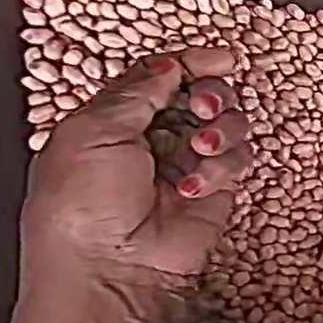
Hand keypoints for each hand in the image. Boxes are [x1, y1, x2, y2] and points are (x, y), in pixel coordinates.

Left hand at [21, 49, 251, 280]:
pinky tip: (194, 187)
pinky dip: (221, 168)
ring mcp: (191, 162)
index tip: (221, 58)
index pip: (163, 77)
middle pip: (205, 94)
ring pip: (230, 124)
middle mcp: (158, 136)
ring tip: (199, 151)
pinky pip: (239, 159)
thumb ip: (136, 92)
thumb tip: (169, 65)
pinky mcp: (219, 187)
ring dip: (221, 131)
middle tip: (202, 109)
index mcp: (116, 117)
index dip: (192, 63)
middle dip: (211, 95)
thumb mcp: (92, 132)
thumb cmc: (83, 204)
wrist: (115, 264)